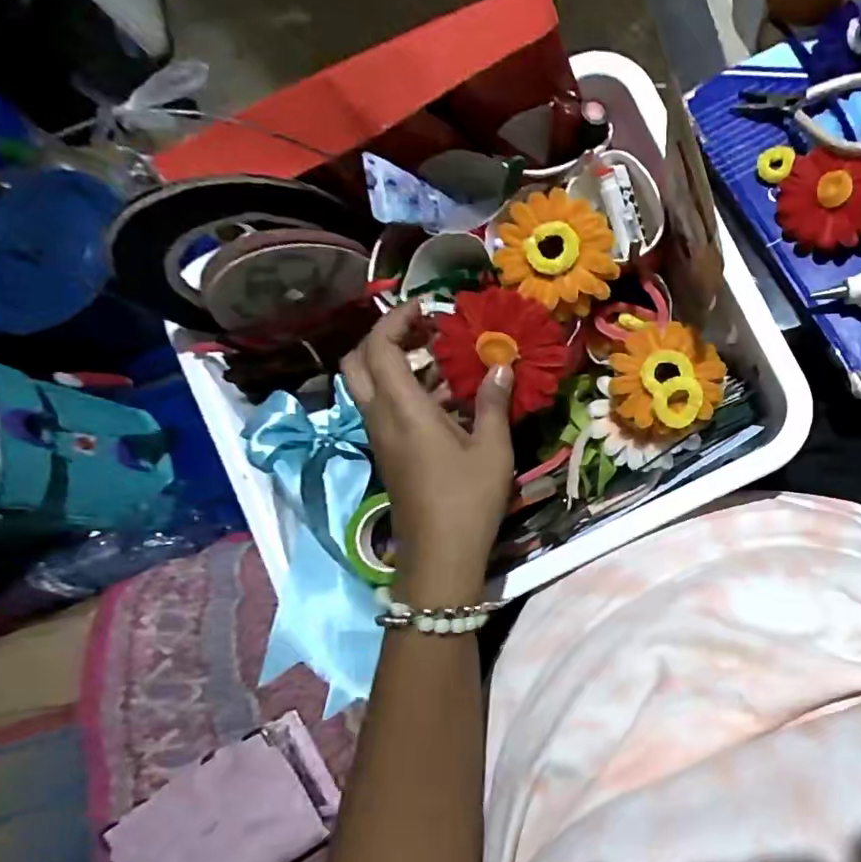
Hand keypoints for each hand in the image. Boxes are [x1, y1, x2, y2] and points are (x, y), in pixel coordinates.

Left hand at [340, 300, 513, 602]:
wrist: (441, 552)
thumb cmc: (469, 498)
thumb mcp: (493, 449)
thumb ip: (494, 404)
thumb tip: (502, 366)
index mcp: (403, 409)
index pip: (380, 347)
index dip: (397, 319)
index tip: (428, 308)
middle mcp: (380, 417)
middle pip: (358, 361)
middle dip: (385, 337)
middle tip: (424, 332)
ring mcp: (380, 437)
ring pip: (369, 385)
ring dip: (398, 364)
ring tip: (443, 361)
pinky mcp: (389, 453)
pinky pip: (384, 408)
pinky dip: (405, 391)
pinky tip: (447, 400)